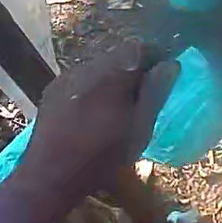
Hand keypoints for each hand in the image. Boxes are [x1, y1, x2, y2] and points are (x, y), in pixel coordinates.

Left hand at [3, 42, 179, 219]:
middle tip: (140, 100)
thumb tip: (171, 64)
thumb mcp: (139, 128)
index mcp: (111, 72)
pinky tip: (91, 114)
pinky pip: (80, 80)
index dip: (153, 60)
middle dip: (132, 72)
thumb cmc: (102, 155)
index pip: (139, 47)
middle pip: (117, 56)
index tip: (159, 81)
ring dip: (110, 81)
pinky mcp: (52, 89)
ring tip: (115, 110)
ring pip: (97, 68)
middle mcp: (86, 66)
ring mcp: (65, 76)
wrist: (50, 174)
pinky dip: (91, 89)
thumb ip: (155, 92)